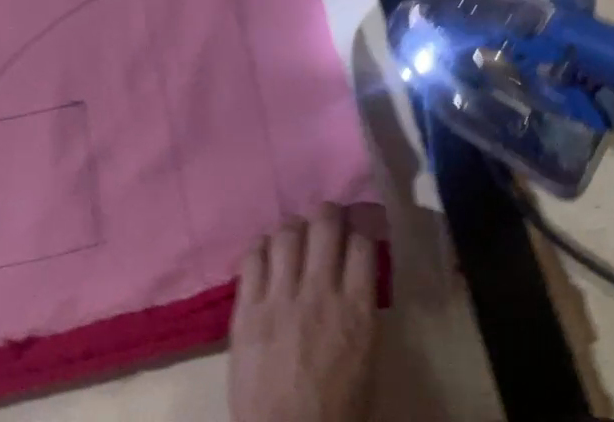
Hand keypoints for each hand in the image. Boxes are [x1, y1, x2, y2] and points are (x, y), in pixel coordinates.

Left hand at [228, 205, 376, 421]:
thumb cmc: (337, 413)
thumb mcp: (366, 362)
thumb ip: (360, 313)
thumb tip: (355, 279)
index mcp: (357, 312)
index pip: (363, 244)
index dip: (364, 226)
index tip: (361, 224)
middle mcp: (320, 294)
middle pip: (325, 225)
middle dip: (330, 212)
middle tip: (329, 216)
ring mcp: (280, 298)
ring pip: (287, 233)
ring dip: (294, 226)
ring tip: (296, 232)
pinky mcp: (247, 308)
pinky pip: (252, 258)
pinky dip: (261, 245)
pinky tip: (266, 250)